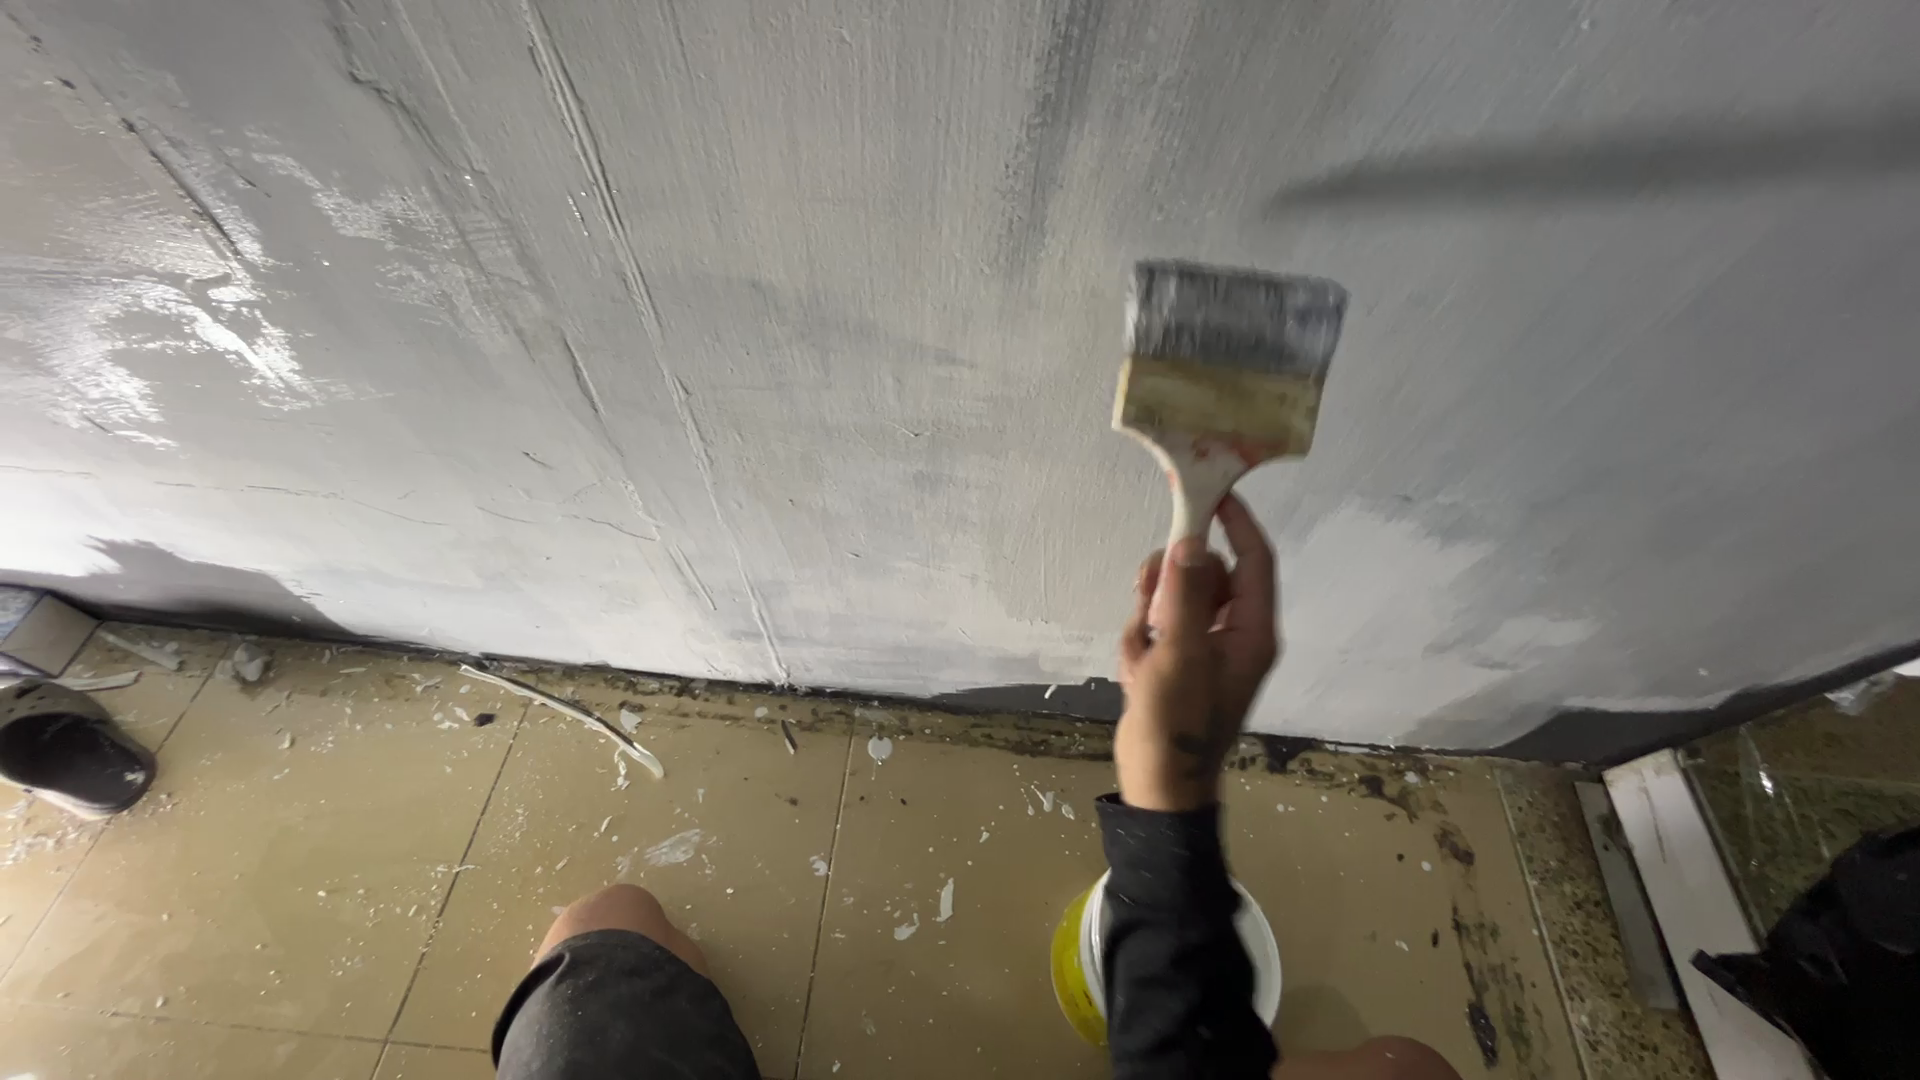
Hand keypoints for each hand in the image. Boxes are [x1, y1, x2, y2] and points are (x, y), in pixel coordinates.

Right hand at [1115, 494, 1279, 810]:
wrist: (1157, 779)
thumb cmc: (1176, 721)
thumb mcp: (1179, 654)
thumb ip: (1185, 595)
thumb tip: (1190, 540)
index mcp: (1252, 630)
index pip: (1253, 559)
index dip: (1236, 523)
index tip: (1210, 493)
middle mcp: (1233, 631)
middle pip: (1204, 574)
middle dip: (1170, 581)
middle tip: (1144, 592)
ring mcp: (1203, 646)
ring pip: (1174, 597)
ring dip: (1148, 616)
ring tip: (1140, 653)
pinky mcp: (1177, 658)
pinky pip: (1156, 624)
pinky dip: (1140, 639)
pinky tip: (1136, 669)